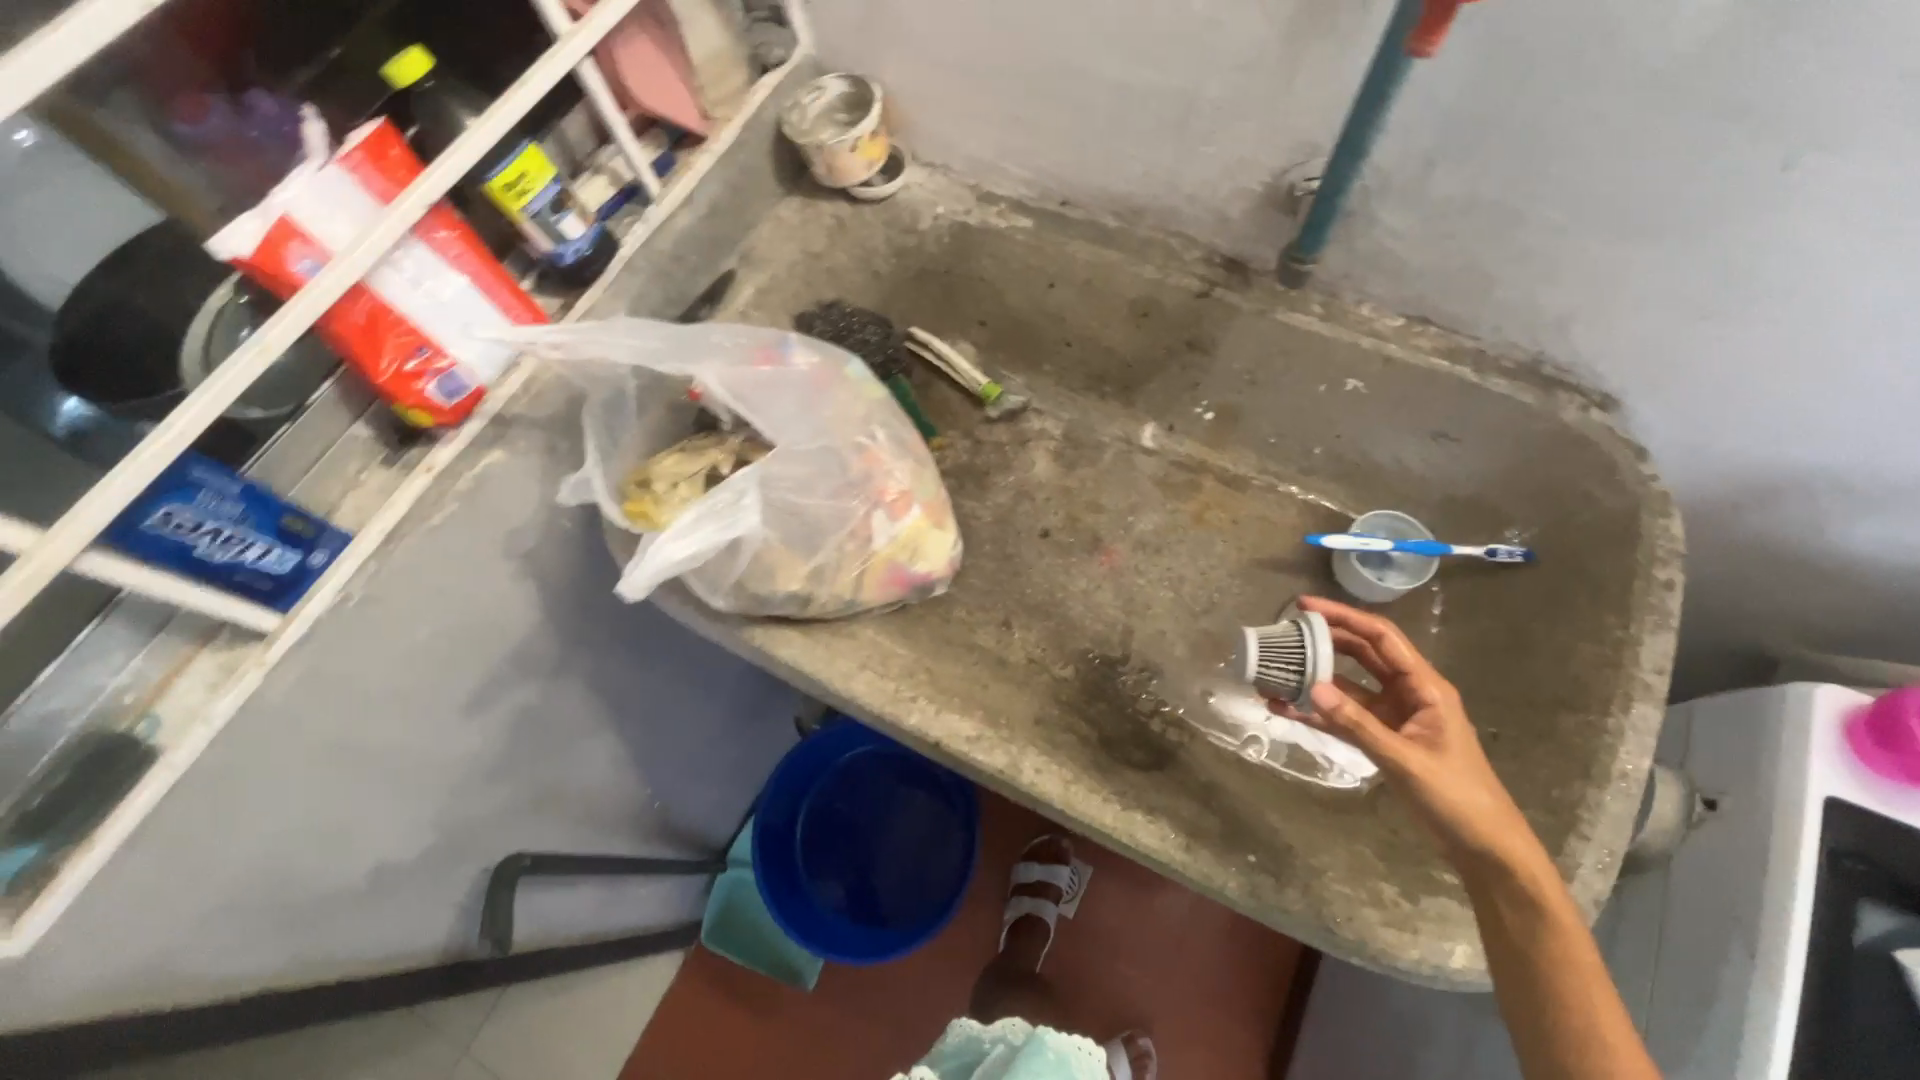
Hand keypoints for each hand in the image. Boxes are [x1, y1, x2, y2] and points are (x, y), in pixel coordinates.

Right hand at [1271, 596, 1542, 871]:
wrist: (1483, 845)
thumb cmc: (1456, 796)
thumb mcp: (1405, 759)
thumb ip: (1357, 724)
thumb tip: (1312, 689)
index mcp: (1425, 687)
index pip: (1381, 638)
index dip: (1344, 617)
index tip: (1305, 605)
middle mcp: (1409, 693)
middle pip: (1361, 655)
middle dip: (1324, 642)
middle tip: (1283, 633)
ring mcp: (1395, 717)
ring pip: (1348, 687)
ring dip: (1315, 679)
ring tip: (1276, 670)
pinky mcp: (1384, 740)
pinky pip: (1345, 718)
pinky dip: (1319, 713)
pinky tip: (1286, 710)